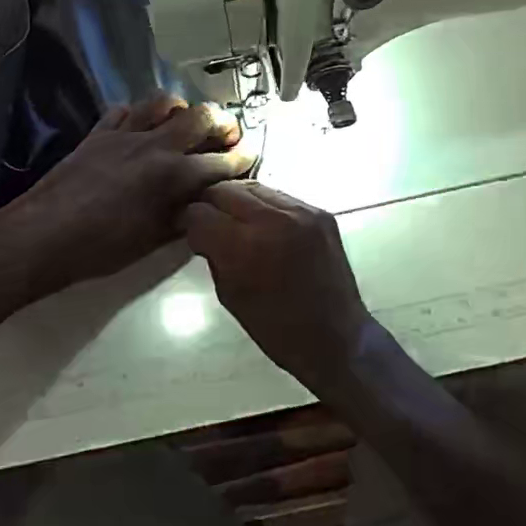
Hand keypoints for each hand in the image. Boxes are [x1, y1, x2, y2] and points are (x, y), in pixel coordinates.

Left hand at [0, 95, 253, 301]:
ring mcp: (124, 134)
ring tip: (183, 121)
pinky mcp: (97, 133)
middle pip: (199, 117)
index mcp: (173, 176)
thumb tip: (200, 203)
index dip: (240, 157)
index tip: (250, 153)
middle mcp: (154, 146)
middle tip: (228, 131)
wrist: (44, 235)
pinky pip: (122, 110)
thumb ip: (182, 216)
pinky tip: (138, 126)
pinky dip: (137, 113)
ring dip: (180, 108)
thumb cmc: (102, 247)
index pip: (219, 162)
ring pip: (161, 102)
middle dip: (221, 121)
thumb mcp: (152, 239)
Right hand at [180, 182, 373, 386]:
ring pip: (253, 186)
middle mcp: (271, 220)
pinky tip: (266, 225)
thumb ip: (213, 255)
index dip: (189, 222)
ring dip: (238, 201)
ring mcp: (300, 212)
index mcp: (243, 247)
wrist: (336, 338)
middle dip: (210, 205)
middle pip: (223, 190)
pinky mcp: (319, 212)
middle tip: (211, 222)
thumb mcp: (229, 295)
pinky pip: (280, 196)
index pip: (199, 213)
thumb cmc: (276, 329)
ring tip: (237, 220)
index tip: (190, 232)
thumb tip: (203, 230)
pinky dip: (266, 207)